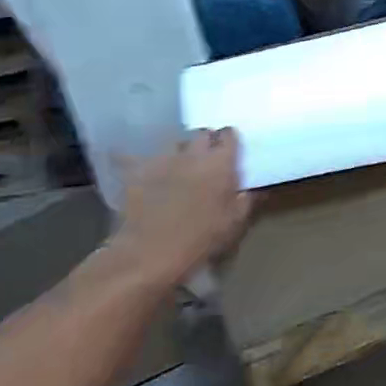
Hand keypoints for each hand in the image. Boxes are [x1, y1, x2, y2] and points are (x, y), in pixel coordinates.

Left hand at [106, 128, 253, 285]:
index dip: (231, 140)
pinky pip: (140, 159)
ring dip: (181, 151)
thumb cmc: (202, 237)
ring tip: (182, 165)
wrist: (152, 251)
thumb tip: (250, 187)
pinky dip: (144, 162)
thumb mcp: (236, 222)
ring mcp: (161, 160)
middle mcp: (192, 154)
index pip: (229, 136)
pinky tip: (145, 172)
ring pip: (174, 143)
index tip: (233, 149)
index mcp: (220, 163)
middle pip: (201, 134)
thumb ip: (246, 199)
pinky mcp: (136, 171)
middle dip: (207, 142)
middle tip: (210, 158)